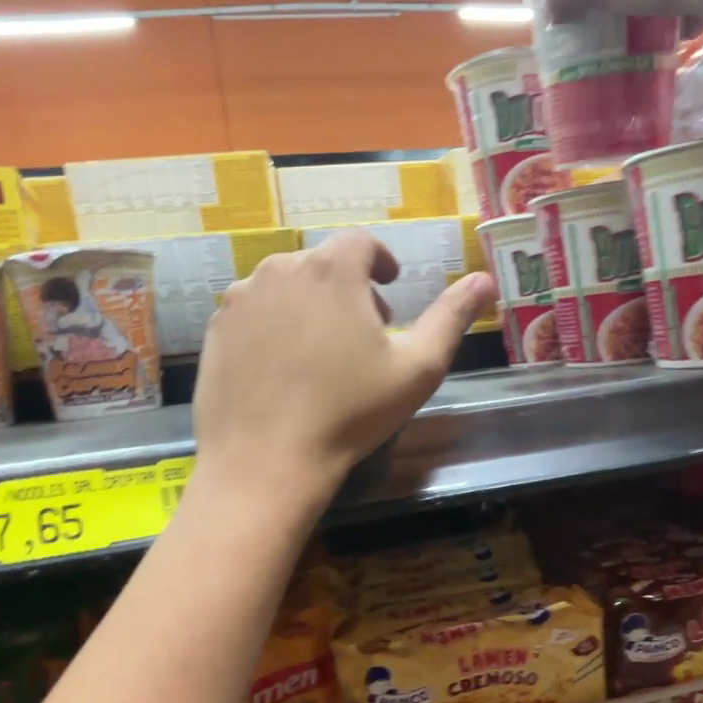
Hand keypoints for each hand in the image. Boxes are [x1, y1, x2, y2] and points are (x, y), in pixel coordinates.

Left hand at [192, 229, 496, 507]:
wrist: (265, 460)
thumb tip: (485, 280)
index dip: (380, 260)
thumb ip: (452, 317)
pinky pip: (253, 312)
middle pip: (323, 263)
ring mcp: (241, 298)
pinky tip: (285, 369)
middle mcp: (281, 269)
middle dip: (348, 287)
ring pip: (285, 286)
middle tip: (364, 331)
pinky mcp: (217, 329)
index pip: (361, 241)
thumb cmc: (351, 413)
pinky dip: (274, 326)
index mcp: (332, 269)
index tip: (390, 286)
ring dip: (310, 304)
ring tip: (323, 352)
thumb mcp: (418, 368)